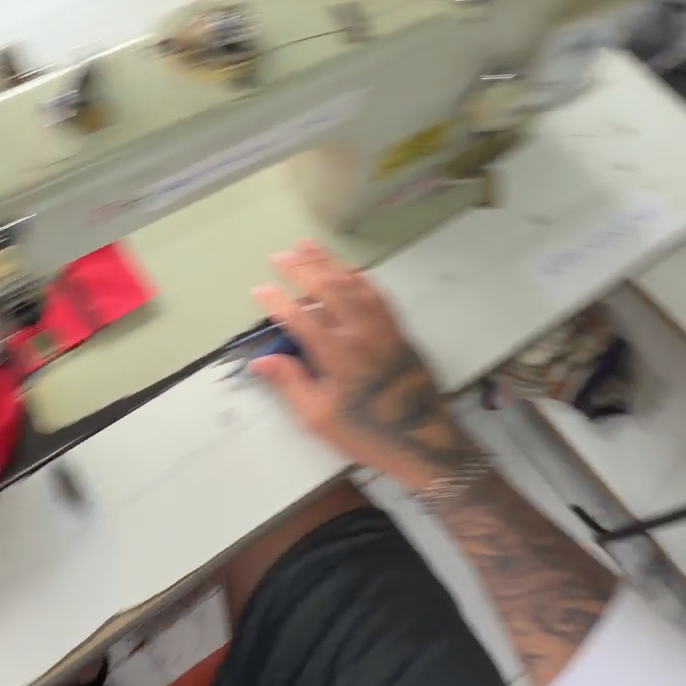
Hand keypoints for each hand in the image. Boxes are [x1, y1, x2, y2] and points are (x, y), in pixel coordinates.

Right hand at [251, 240, 481, 490]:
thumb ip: (290, 384)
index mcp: (339, 356)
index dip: (278, 302)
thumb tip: (260, 361)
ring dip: (328, 262)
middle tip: (279, 256)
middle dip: (301, 269)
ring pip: (353, 283)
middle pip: (328, 289)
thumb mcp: (320, 418)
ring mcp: (383, 327)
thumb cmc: (368, 432)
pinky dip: (358, 275)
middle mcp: (361, 333)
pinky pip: (377, 292)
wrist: (426, 441)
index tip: (259, 289)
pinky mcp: (398, 328)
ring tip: (307, 245)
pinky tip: (347, 267)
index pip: (301, 319)